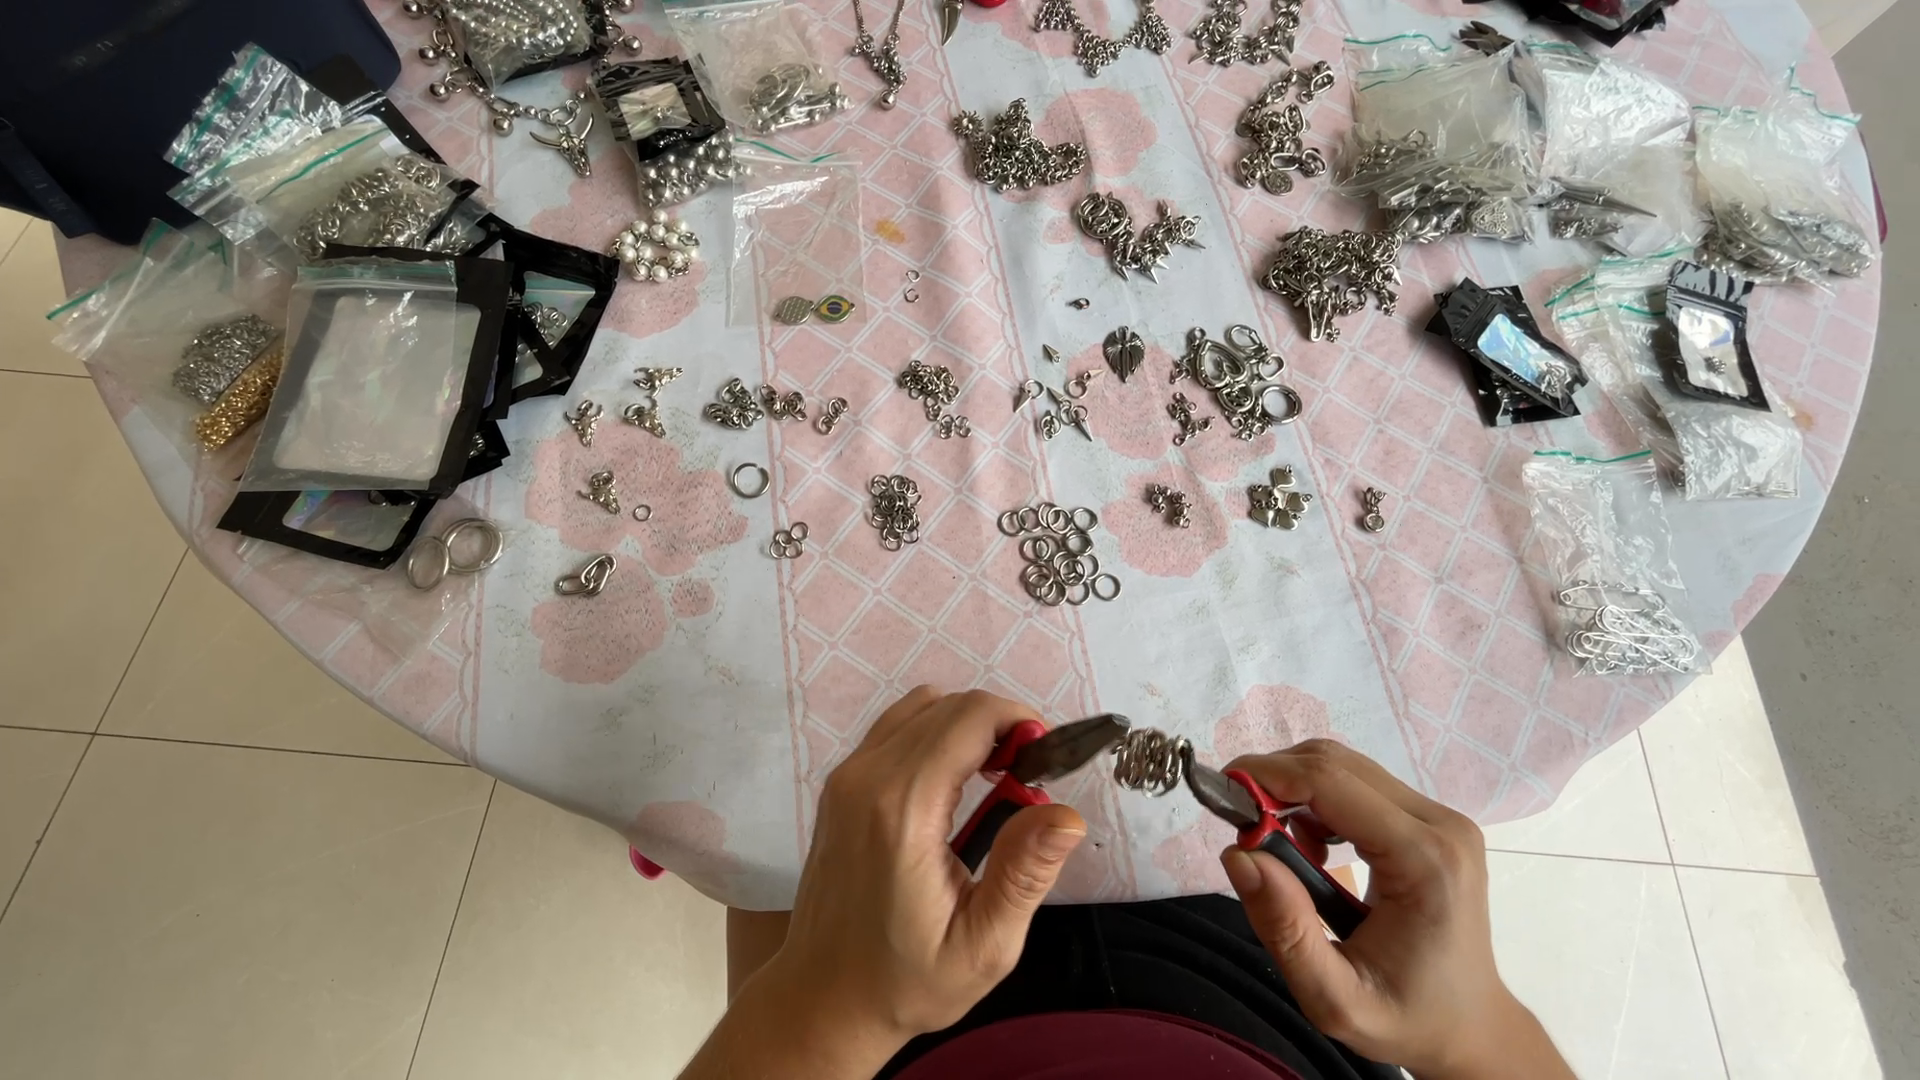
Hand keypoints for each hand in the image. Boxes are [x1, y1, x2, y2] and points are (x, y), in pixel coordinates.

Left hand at [765, 687, 1087, 1045]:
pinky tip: (954, 782)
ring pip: (923, 706)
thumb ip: (1024, 873)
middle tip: (1029, 777)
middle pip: (949, 705)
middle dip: (1000, 725)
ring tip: (995, 776)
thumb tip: (1068, 815)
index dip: (1019, 721)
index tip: (1047, 759)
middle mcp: (868, 775)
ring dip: (968, 726)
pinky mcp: (841, 783)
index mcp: (903, 809)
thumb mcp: (982, 946)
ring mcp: (848, 774)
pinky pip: (898, 727)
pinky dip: (936, 733)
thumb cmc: (905, 982)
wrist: (821, 999)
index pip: (970, 717)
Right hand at [1220, 741, 1572, 1079]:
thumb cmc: (1405, 1018)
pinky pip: (1354, 781)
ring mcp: (1439, 816)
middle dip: (1272, 780)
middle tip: (1240, 824)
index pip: (1330, 782)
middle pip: (1333, 763)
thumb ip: (1285, 929)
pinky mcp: (1428, 818)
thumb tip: (1239, 854)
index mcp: (1425, 861)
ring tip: (1276, 845)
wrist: (1470, 1028)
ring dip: (1291, 789)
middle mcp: (1440, 824)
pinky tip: (1309, 844)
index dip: (1267, 777)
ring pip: (1340, 765)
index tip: (1220, 797)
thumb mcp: (1335, 999)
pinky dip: (1313, 798)